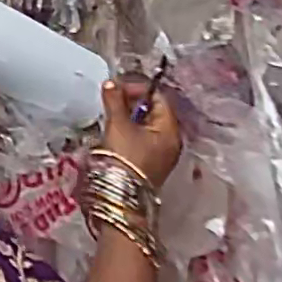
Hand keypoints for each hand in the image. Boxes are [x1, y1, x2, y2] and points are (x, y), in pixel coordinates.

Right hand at [99, 73, 179, 187]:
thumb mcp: (118, 124)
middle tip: (112, 98)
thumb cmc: (124, 158)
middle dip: (132, 101)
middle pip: (154, 110)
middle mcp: (171, 140)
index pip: (158, 97)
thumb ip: (115, 100)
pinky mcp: (151, 163)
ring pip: (147, 125)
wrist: (121, 198)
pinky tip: (115, 130)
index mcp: (169, 128)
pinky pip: (143, 137)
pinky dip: (130, 129)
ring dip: (129, 115)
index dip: (138, 88)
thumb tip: (111, 83)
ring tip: (110, 112)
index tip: (117, 87)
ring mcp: (162, 154)